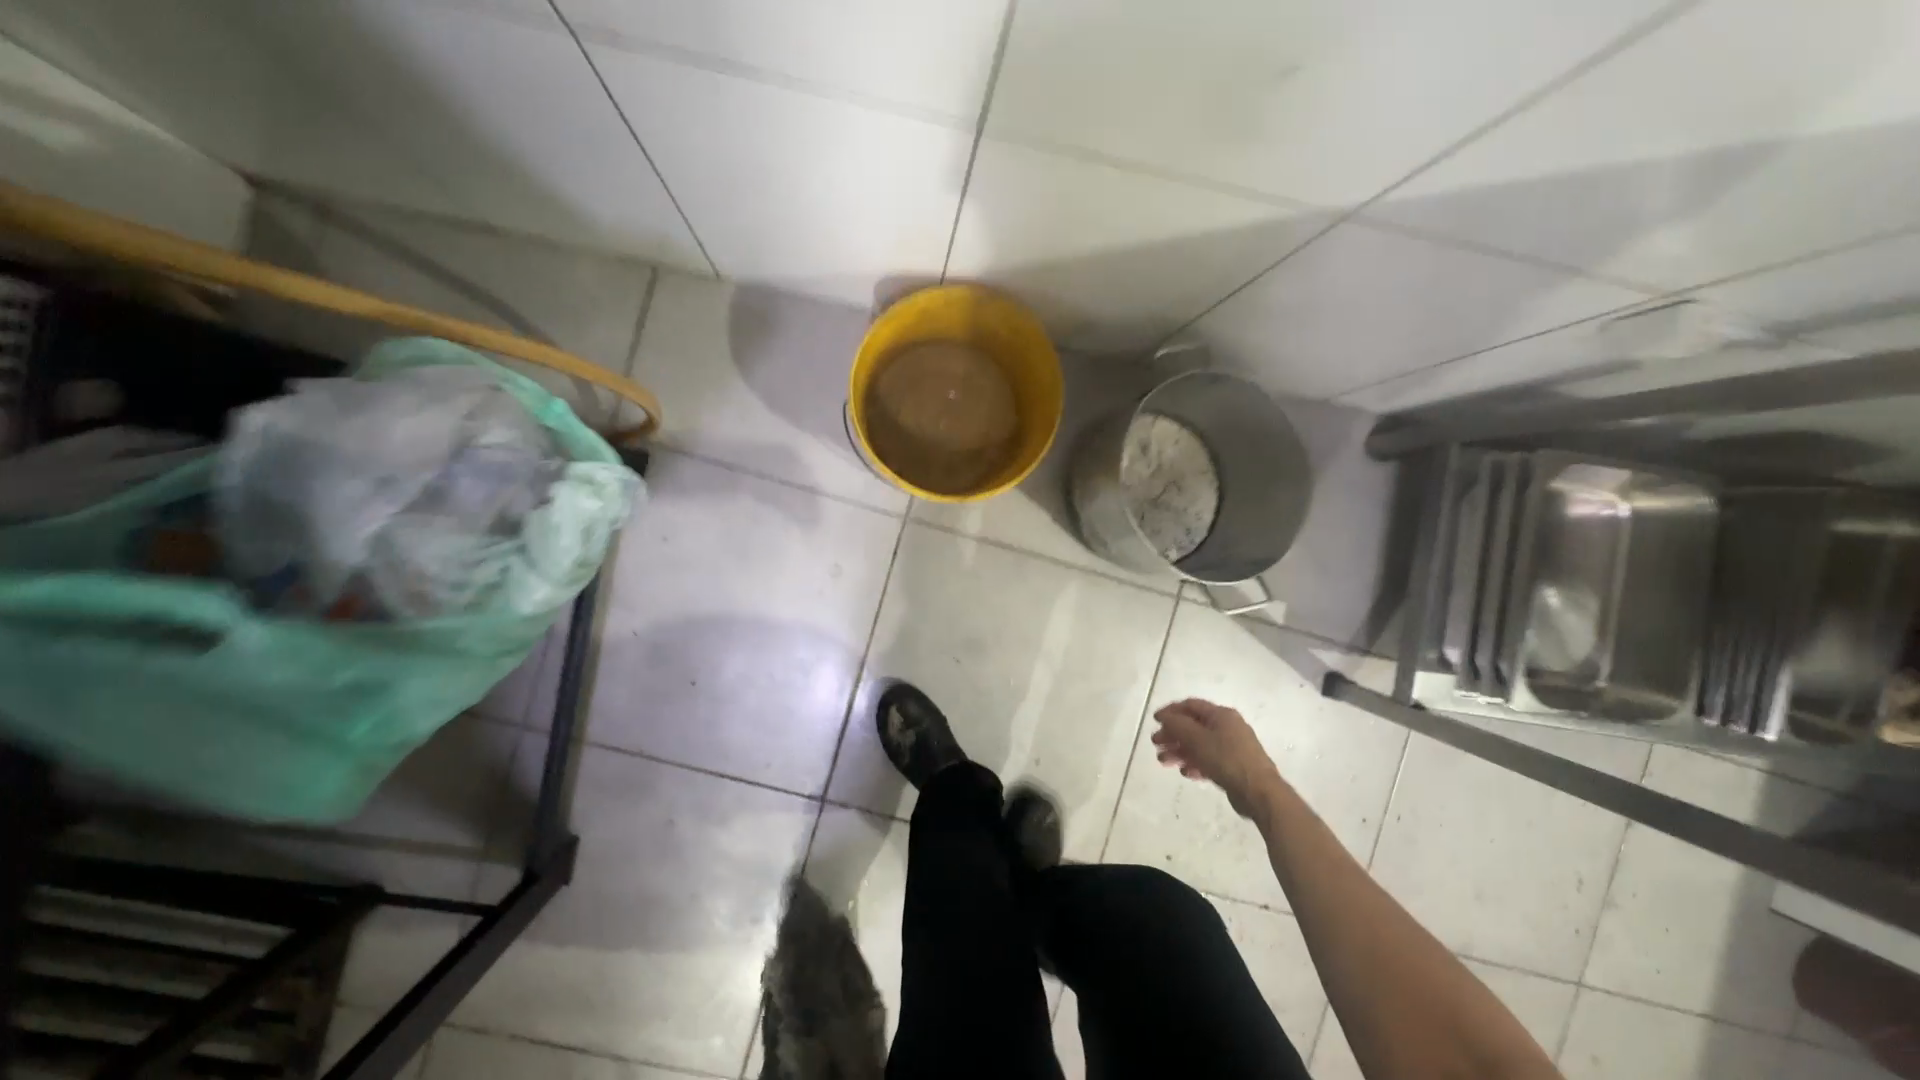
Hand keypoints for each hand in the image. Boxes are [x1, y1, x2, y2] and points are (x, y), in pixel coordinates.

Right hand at [1151, 698, 1283, 817]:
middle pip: (1194, 726)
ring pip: (1200, 745)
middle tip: (1156, 744)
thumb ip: (1178, 725)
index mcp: (1221, 715)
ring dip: (1180, 751)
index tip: (1155, 721)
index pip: (1191, 705)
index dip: (1171, 711)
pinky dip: (1195, 764)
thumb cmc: (1226, 759)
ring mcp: (1232, 748)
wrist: (1258, 791)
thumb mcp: (1197, 739)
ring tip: (1164, 762)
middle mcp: (1228, 727)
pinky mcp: (1233, 767)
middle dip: (1173, 734)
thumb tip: (1165, 716)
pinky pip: (1209, 760)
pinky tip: (1186, 773)